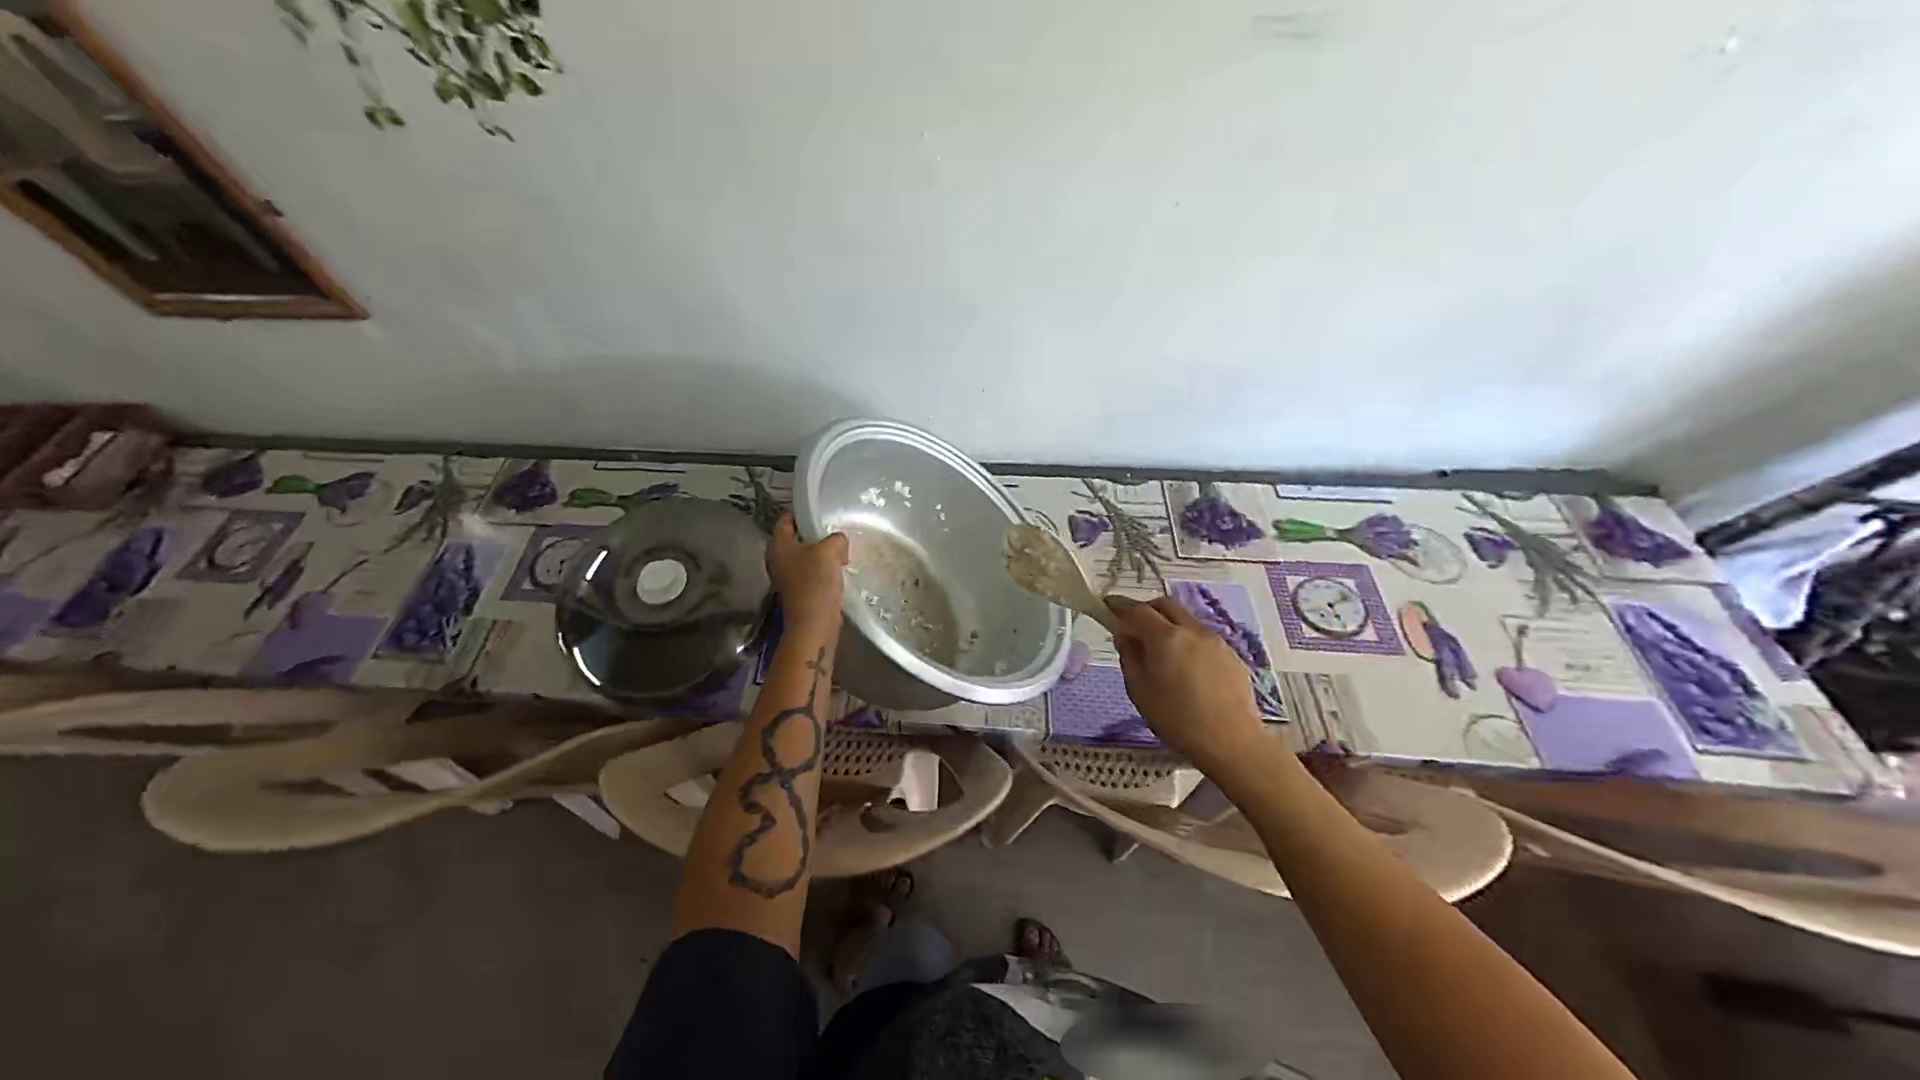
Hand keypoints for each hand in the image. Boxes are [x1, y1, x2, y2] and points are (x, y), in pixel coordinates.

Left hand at [768, 515, 847, 630]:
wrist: (814, 623)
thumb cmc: (816, 581)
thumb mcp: (830, 550)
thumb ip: (836, 538)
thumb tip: (838, 542)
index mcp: (778, 545)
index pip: (786, 520)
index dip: (803, 514)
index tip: (821, 513)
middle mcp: (777, 560)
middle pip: (797, 539)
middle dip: (816, 536)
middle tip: (836, 534)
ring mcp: (787, 577)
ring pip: (806, 557)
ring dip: (822, 555)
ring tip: (841, 552)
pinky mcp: (799, 592)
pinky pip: (811, 573)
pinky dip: (824, 571)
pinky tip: (838, 571)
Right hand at [1107, 595, 1269, 772]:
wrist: (1232, 741)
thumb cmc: (1177, 719)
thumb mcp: (1139, 691)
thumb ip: (1129, 657)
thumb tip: (1126, 636)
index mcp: (1166, 637)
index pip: (1137, 610)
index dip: (1119, 605)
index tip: (1108, 605)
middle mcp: (1192, 631)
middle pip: (1166, 606)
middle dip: (1146, 609)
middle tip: (1133, 625)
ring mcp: (1216, 642)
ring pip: (1186, 621)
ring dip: (1169, 625)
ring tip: (1161, 650)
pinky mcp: (1232, 656)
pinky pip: (1203, 639)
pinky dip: (1188, 642)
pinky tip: (1186, 668)